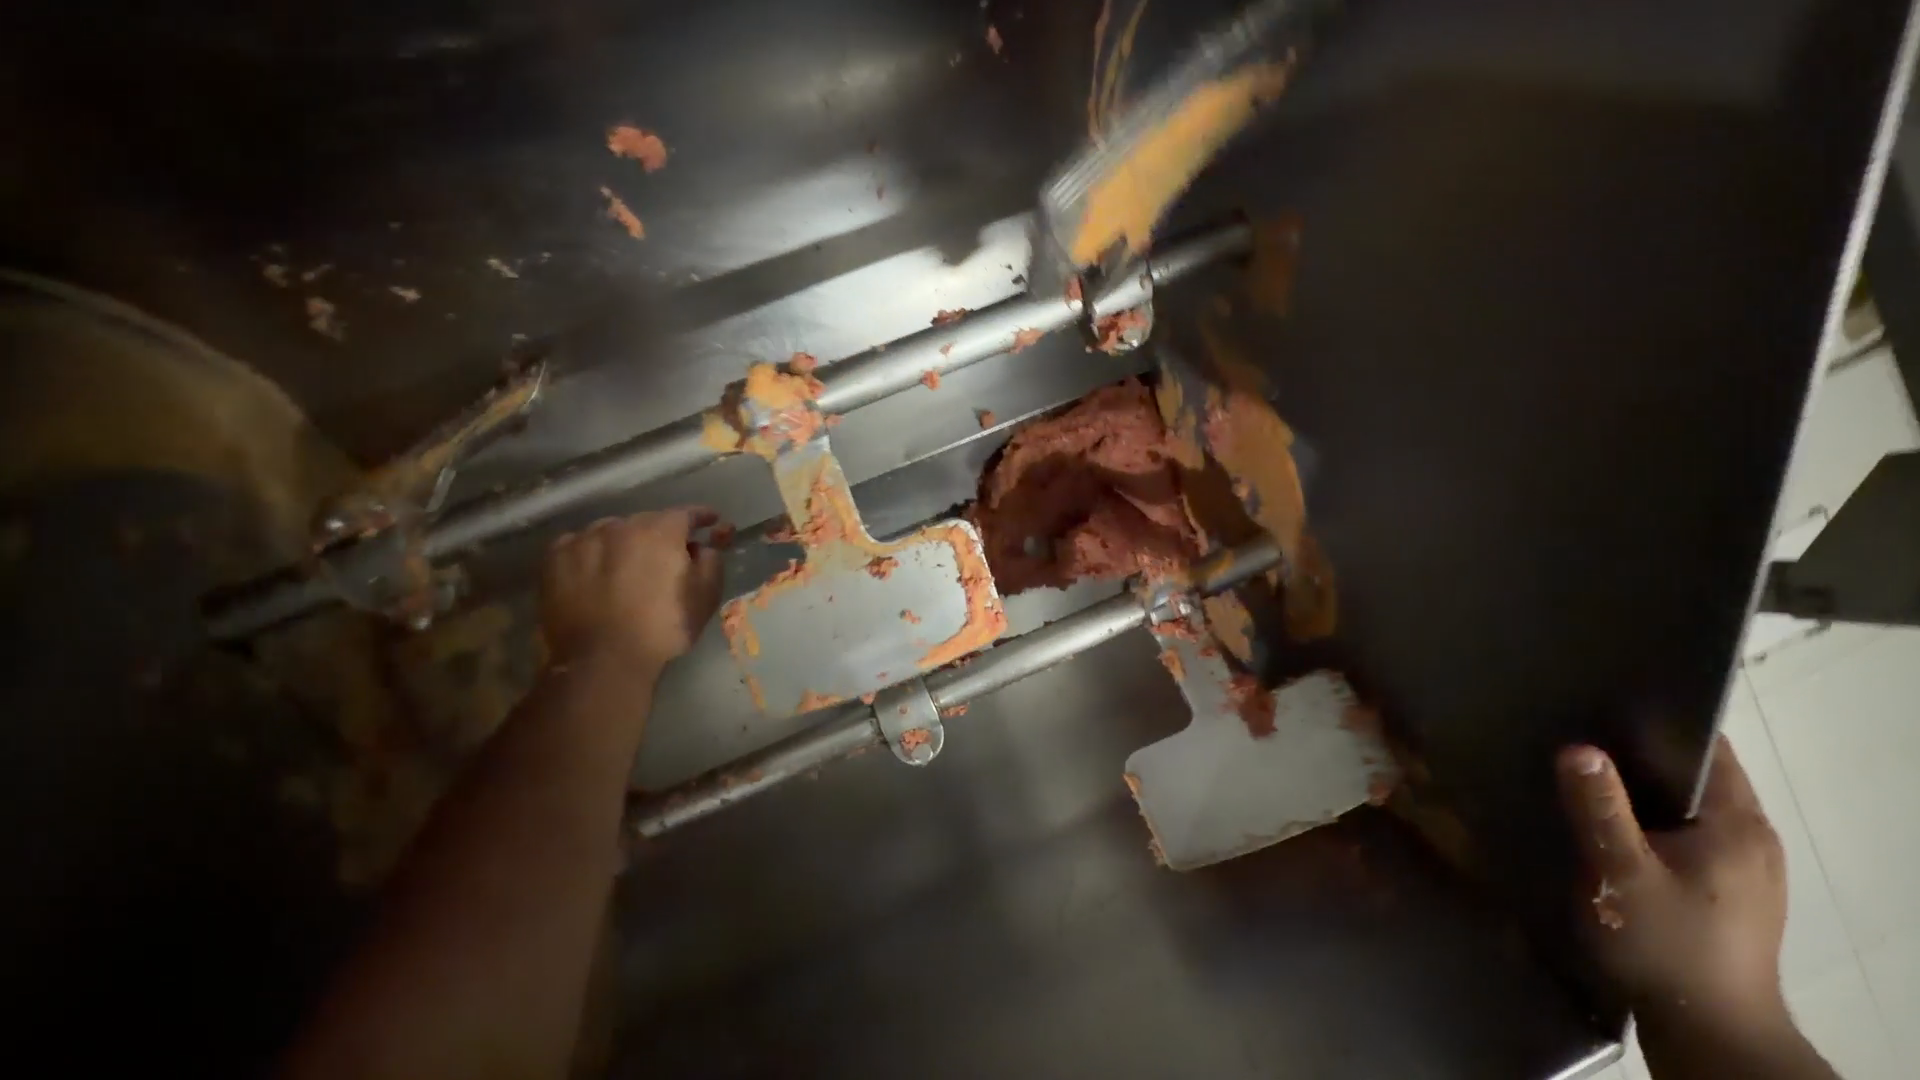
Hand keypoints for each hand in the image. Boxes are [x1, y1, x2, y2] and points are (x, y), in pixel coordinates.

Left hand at [540, 508, 722, 673]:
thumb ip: (710, 563)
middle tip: (666, 556)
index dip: (701, 517)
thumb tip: (701, 548)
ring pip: (611, 531)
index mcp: (661, 532)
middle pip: (646, 522)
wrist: (602, 660)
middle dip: (660, 535)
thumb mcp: (705, 599)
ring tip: (625, 565)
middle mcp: (621, 526)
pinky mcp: (555, 557)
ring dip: (623, 543)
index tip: (711, 522)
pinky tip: (593, 572)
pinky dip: (591, 553)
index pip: (686, 514)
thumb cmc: (661, 630)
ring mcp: (584, 539)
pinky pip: (579, 544)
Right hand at [1556, 737, 1789, 1032]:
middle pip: (1692, 776)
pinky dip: (1648, 826)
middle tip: (1572, 743)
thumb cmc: (1665, 946)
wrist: (1707, 1032)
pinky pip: (1685, 838)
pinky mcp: (1727, 894)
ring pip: (1686, 810)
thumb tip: (1577, 747)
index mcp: (1738, 824)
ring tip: (1580, 783)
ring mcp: (1744, 870)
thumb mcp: (1621, 873)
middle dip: (1636, 759)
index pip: (1704, 747)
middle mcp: (1752, 839)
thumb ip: (1599, 809)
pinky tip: (1606, 834)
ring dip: (1640, 796)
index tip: (1596, 710)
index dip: (1653, 723)